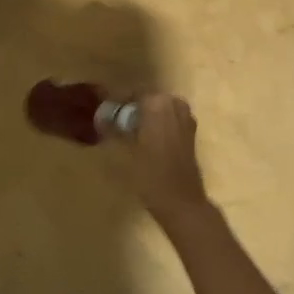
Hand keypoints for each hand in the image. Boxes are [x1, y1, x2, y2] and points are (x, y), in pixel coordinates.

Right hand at [116, 93, 210, 223]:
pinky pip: (170, 121)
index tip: (107, 116)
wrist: (180, 200)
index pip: (133, 94)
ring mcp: (187, 119)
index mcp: (157, 104)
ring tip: (131, 135)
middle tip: (117, 126)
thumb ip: (111, 128)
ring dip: (147, 118)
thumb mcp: (122, 150)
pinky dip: (158, 126)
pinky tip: (146, 143)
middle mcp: (175, 105)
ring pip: (161, 110)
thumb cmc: (148, 174)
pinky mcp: (191, 134)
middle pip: (148, 100)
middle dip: (134, 110)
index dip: (119, 104)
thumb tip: (101, 116)